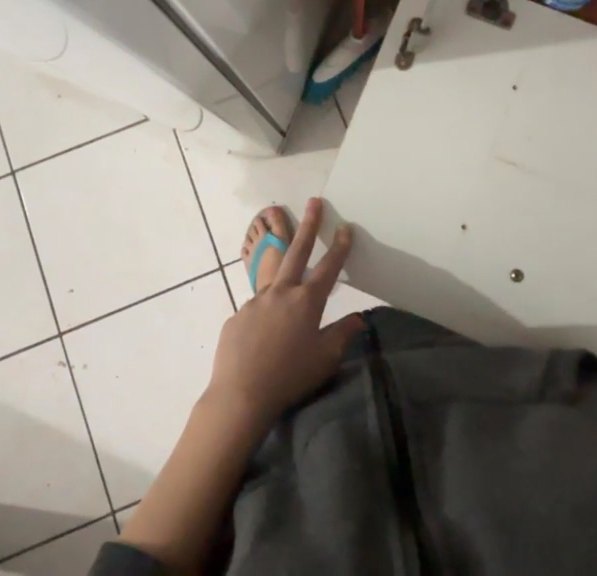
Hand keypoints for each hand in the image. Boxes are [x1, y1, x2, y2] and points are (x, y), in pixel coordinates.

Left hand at [206, 199, 364, 426]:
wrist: (241, 394)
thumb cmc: (290, 376)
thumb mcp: (325, 358)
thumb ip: (343, 334)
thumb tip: (359, 317)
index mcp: (306, 302)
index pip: (328, 268)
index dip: (340, 247)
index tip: (346, 227)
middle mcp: (280, 293)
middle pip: (297, 252)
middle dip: (309, 226)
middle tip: (315, 202)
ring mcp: (255, 302)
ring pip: (274, 288)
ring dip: (283, 291)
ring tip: (286, 326)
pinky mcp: (237, 317)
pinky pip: (256, 315)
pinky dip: (264, 323)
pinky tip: (264, 346)